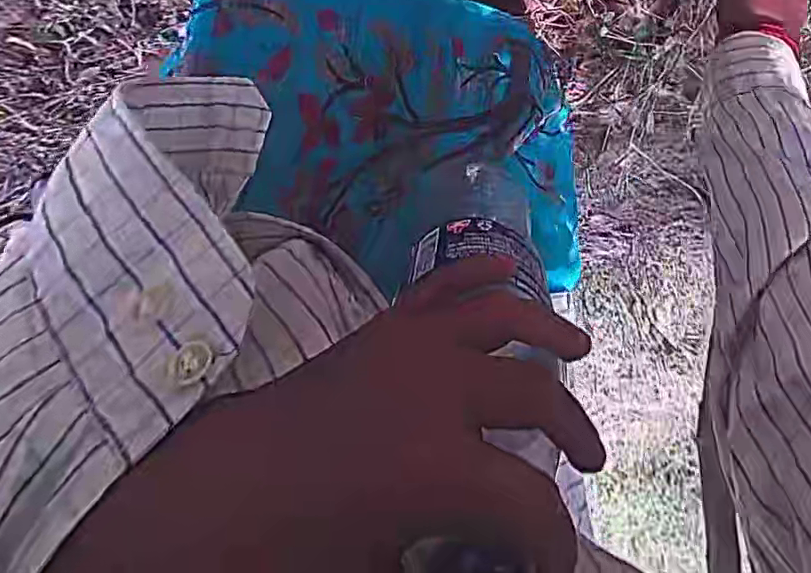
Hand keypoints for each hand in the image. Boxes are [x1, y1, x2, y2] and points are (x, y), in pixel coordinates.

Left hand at [50, 256, 604, 572]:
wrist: (222, 489)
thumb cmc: (299, 545)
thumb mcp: (389, 565)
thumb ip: (460, 549)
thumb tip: (506, 548)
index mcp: (439, 466)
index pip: (530, 504)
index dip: (552, 540)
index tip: (552, 560)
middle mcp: (435, 387)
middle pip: (531, 395)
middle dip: (571, 432)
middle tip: (587, 462)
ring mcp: (407, 343)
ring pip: (496, 316)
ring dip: (544, 329)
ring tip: (578, 347)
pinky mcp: (383, 326)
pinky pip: (438, 287)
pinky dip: (475, 272)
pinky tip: (506, 267)